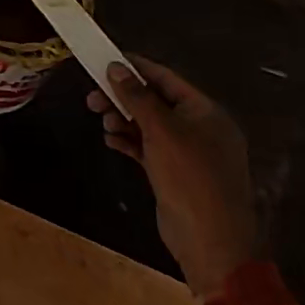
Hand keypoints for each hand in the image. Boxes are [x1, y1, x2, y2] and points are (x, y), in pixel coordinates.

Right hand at [88, 54, 260, 295]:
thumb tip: (115, 66)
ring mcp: (187, 152)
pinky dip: (128, 141)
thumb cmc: (190, 177)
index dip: (134, 67)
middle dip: (122, 98)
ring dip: (122, 119)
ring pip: (147, 124)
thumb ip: (137, 96)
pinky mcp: (174, 173)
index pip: (165, 78)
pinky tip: (111, 141)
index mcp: (205, 111)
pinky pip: (146, 146)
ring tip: (103, 123)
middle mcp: (198, 128)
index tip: (103, 60)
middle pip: (153, 101)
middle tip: (92, 98)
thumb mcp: (161, 131)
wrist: (211, 243)